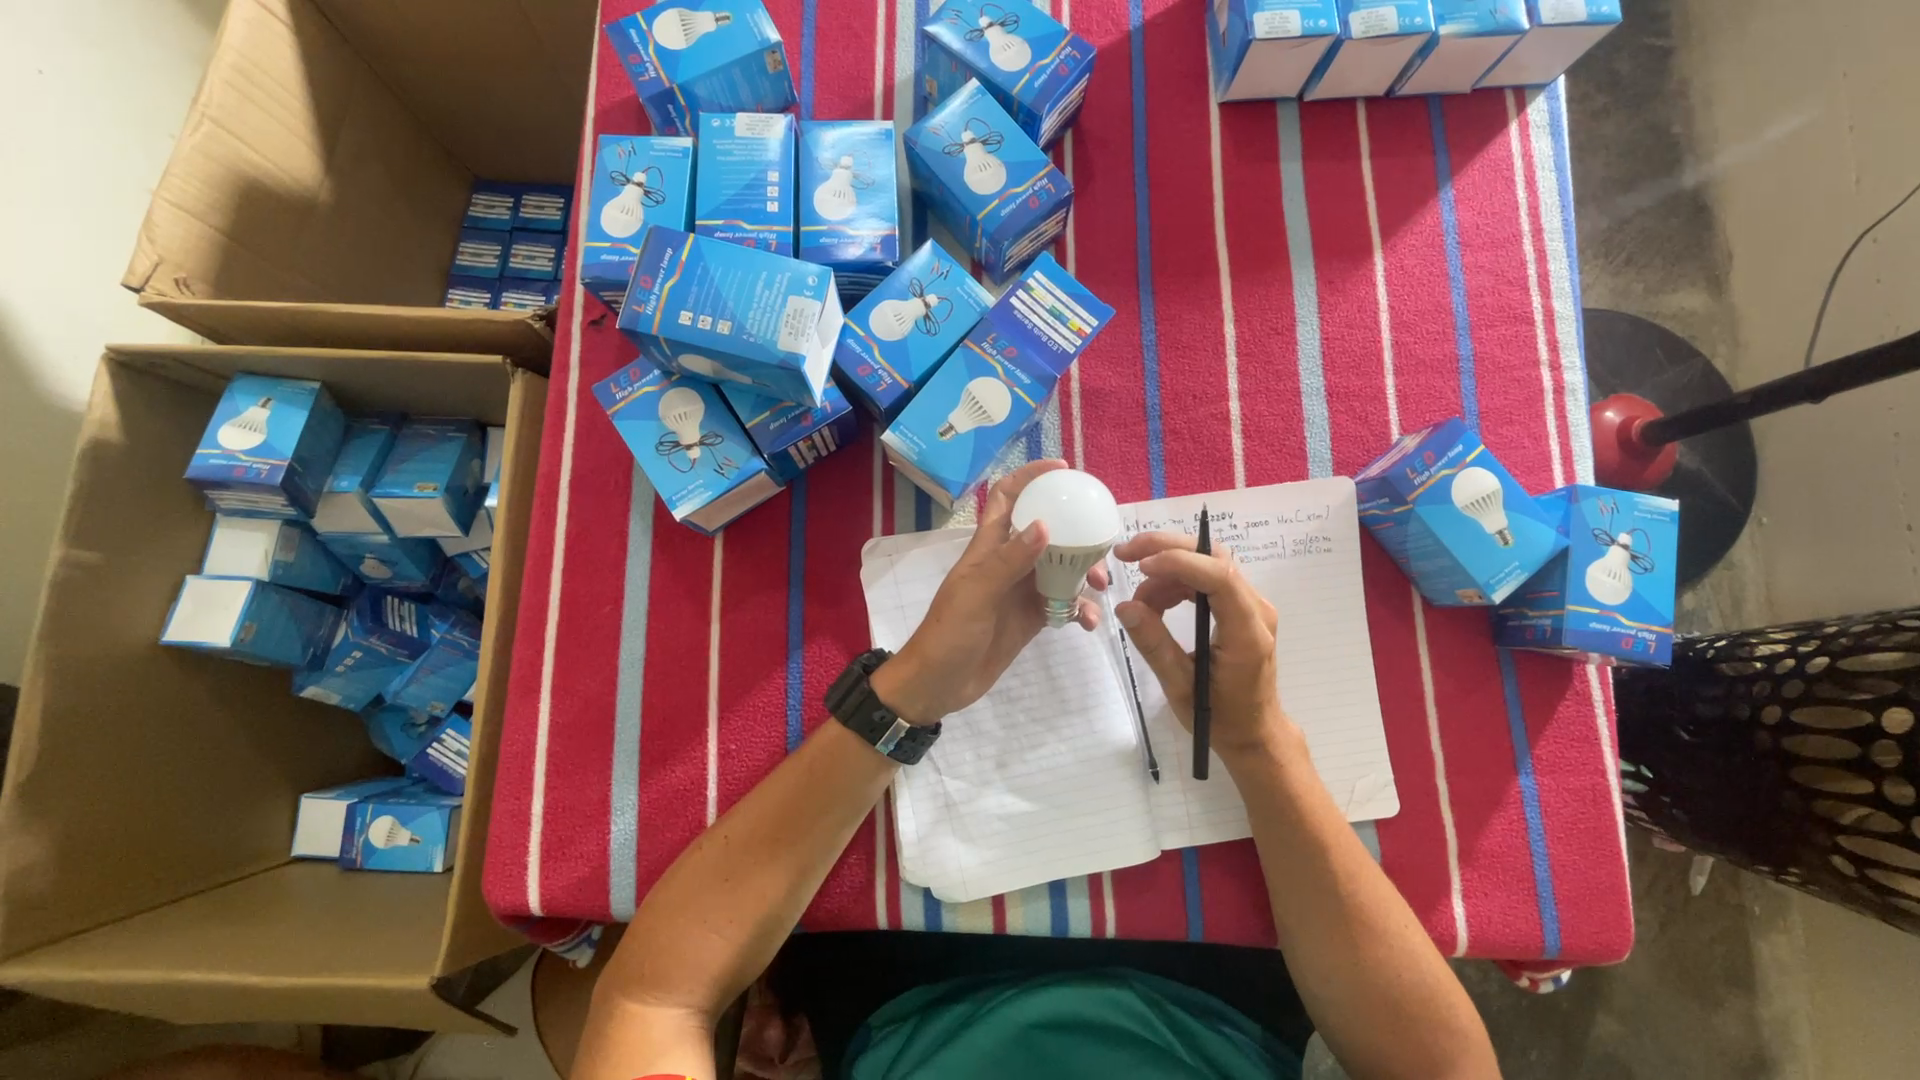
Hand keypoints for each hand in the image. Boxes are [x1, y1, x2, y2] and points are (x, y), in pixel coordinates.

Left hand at [872, 460, 1108, 725]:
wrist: (939, 684)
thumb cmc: (949, 633)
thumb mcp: (978, 594)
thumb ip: (1010, 561)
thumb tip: (1046, 525)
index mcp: (989, 547)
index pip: (1008, 498)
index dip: (1031, 477)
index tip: (1064, 471)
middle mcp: (1008, 562)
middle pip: (1048, 531)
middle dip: (1076, 532)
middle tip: (1103, 544)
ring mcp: (1021, 590)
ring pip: (1062, 568)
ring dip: (1085, 573)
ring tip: (1101, 588)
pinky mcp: (1031, 618)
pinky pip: (1064, 604)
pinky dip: (1080, 609)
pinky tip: (1089, 623)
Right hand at [1112, 532, 1296, 765]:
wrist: (1254, 731)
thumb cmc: (1221, 718)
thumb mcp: (1181, 687)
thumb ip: (1154, 645)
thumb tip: (1125, 607)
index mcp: (1247, 632)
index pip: (1219, 577)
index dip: (1179, 562)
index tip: (1140, 567)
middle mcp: (1255, 610)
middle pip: (1215, 557)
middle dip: (1167, 548)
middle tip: (1125, 554)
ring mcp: (1250, 606)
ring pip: (1208, 563)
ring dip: (1167, 568)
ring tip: (1137, 598)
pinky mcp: (1240, 608)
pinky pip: (1207, 580)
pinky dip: (1176, 582)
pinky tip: (1154, 602)